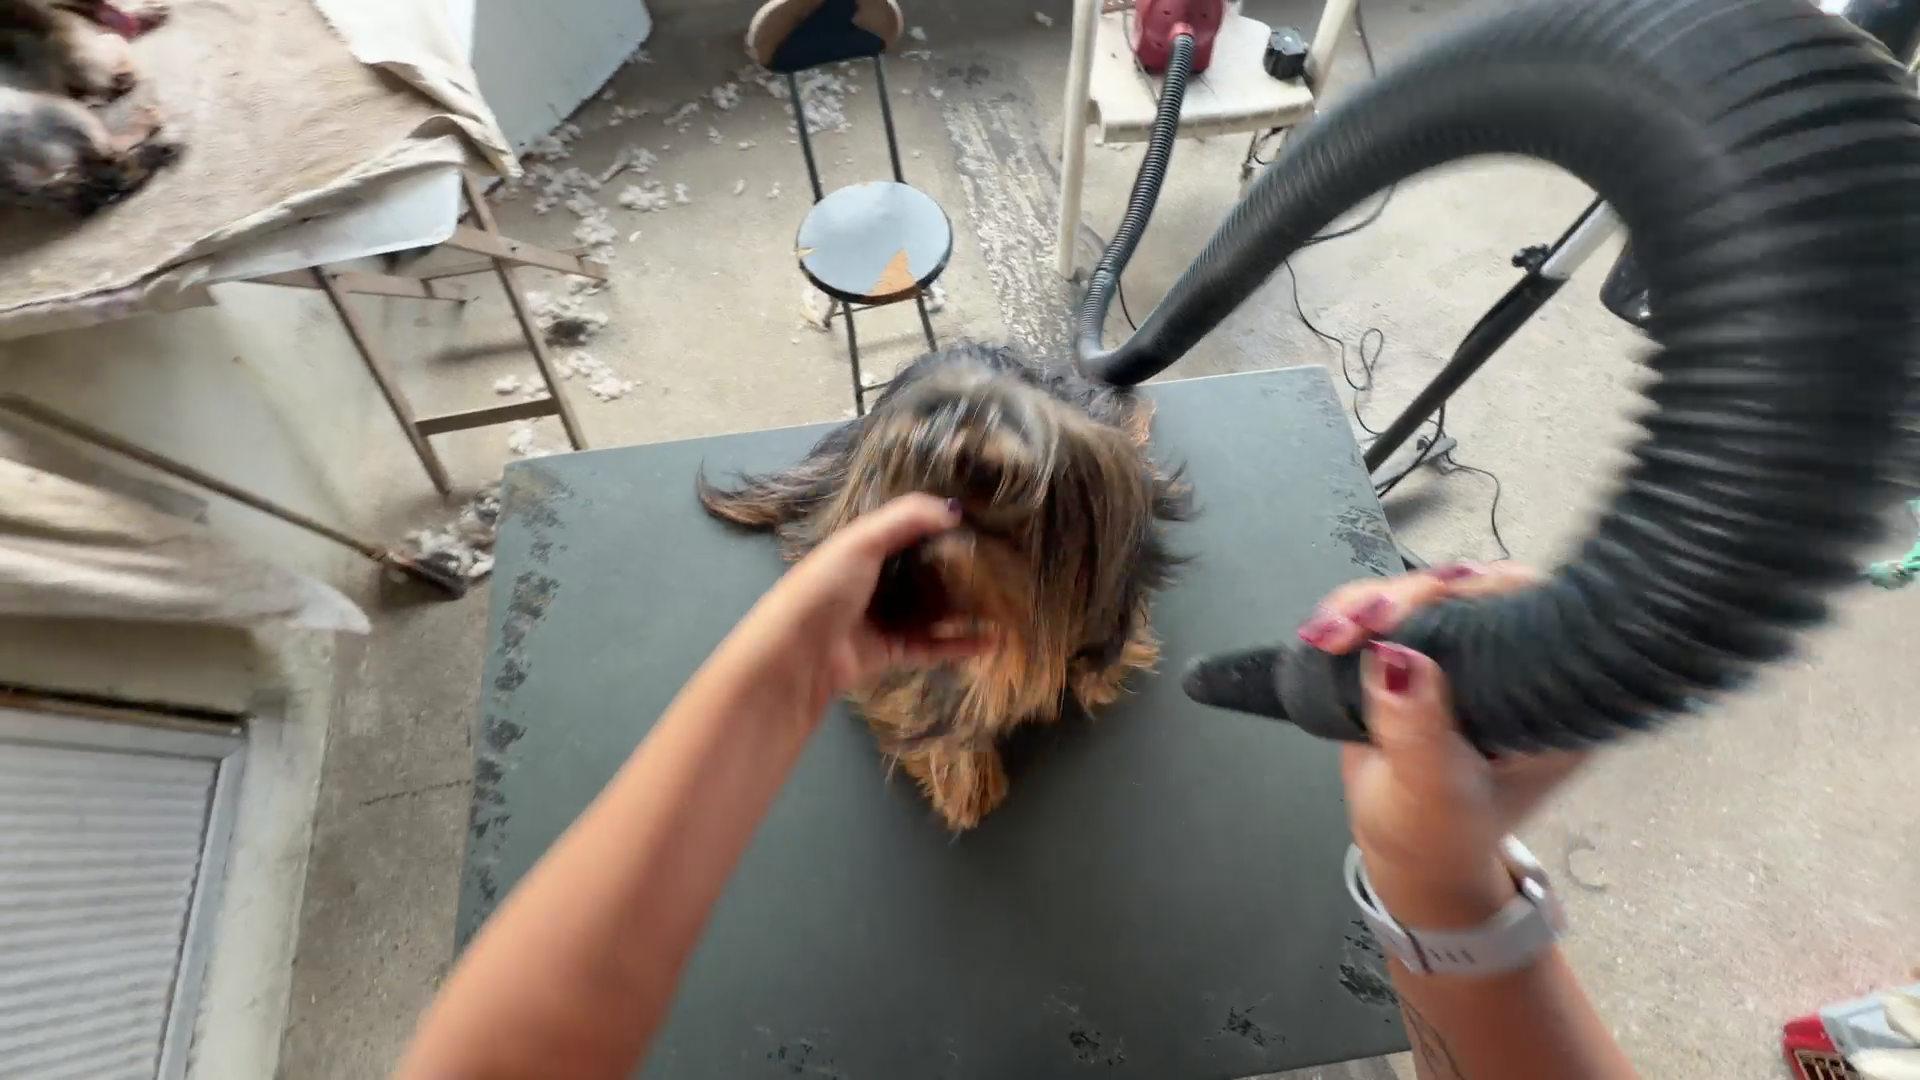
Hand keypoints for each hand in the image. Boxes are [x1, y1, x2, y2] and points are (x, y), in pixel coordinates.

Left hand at [726, 494, 993, 716]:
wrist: (797, 654)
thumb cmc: (826, 586)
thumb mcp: (862, 540)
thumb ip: (908, 518)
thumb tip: (956, 509)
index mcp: (864, 549)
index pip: (909, 533)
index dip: (941, 528)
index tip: (982, 525)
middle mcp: (875, 582)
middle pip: (925, 573)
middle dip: (959, 571)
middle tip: (1002, 566)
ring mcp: (883, 618)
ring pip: (933, 611)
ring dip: (966, 610)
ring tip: (1005, 604)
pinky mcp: (891, 652)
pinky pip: (933, 645)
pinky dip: (961, 644)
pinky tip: (991, 640)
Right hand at [1297, 562, 1586, 926]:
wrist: (1399, 848)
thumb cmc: (1434, 834)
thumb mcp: (1432, 792)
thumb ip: (1419, 731)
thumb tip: (1395, 656)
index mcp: (1548, 698)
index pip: (1532, 612)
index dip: (1481, 590)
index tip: (1424, 604)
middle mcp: (1508, 668)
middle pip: (1464, 591)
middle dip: (1402, 596)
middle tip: (1354, 623)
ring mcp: (1455, 659)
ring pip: (1413, 596)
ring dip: (1361, 603)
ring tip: (1325, 634)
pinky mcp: (1409, 658)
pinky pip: (1378, 614)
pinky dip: (1345, 614)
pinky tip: (1321, 630)